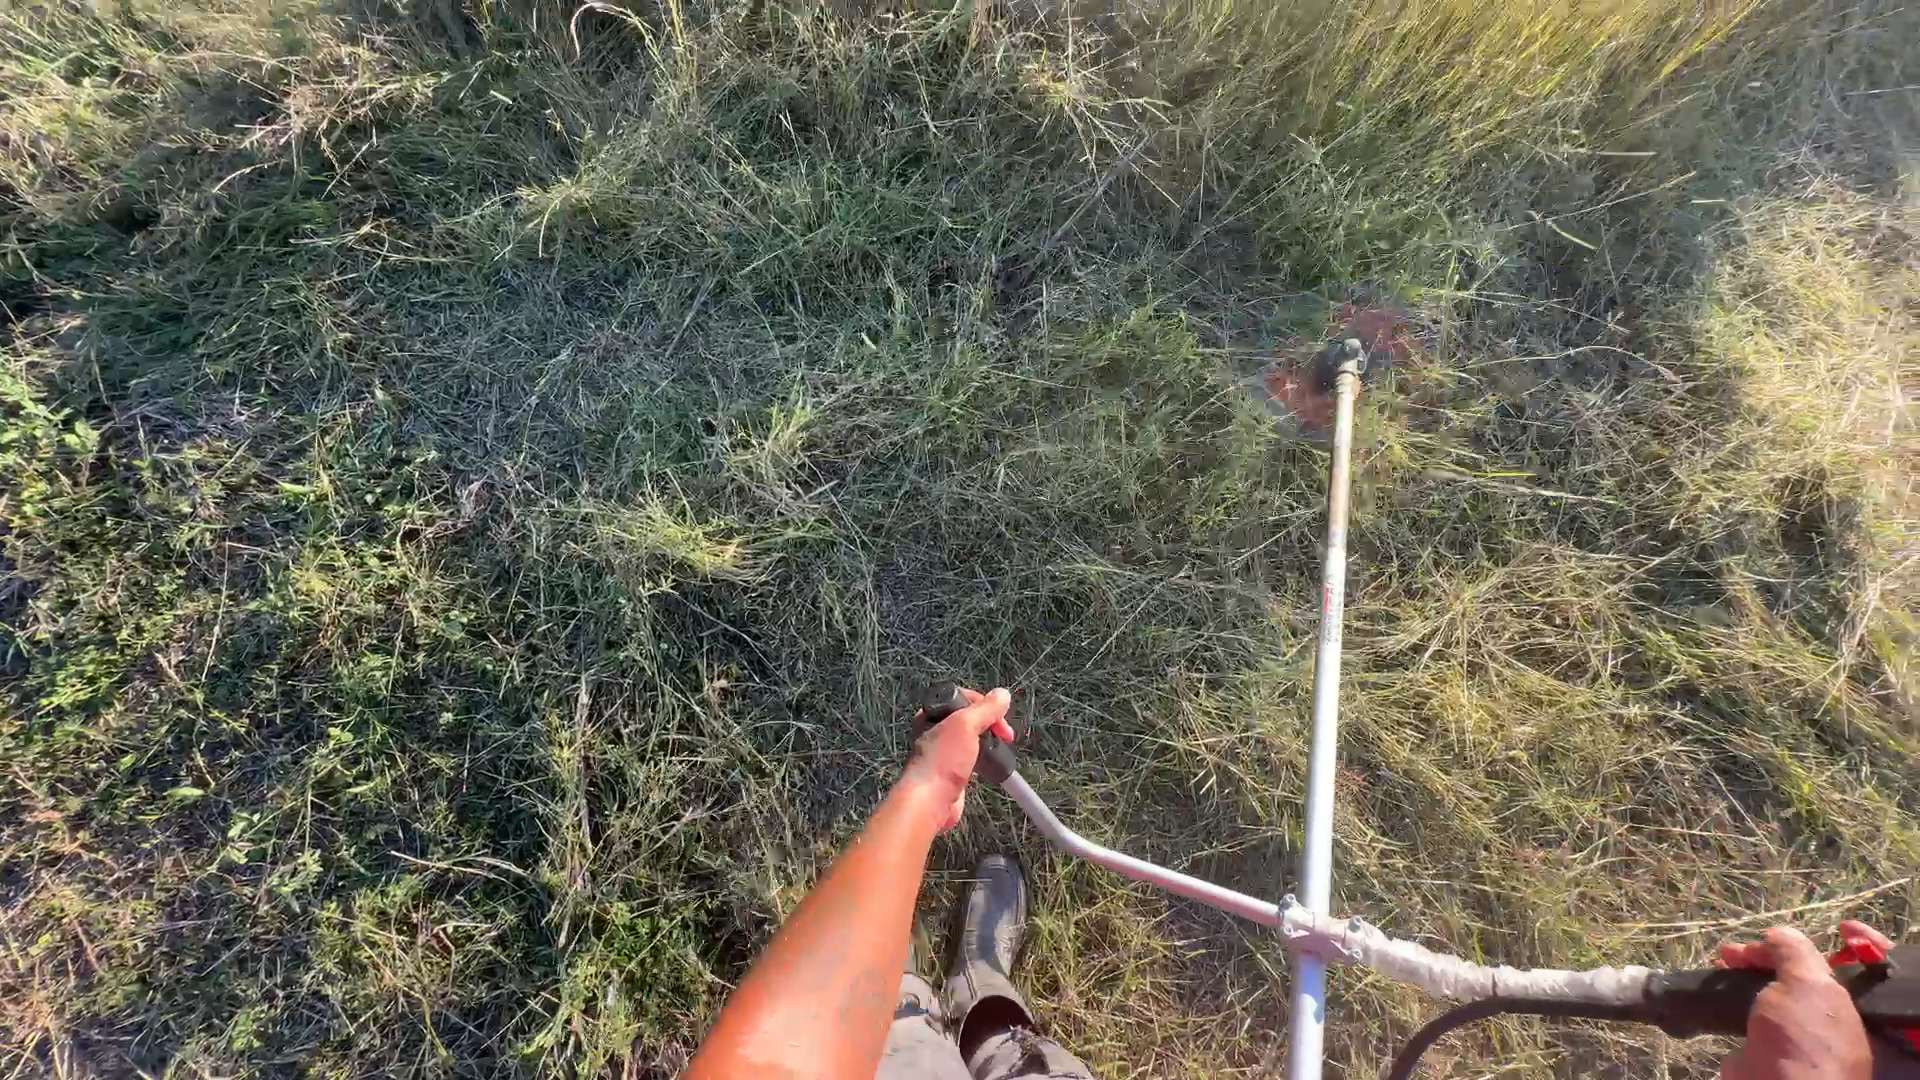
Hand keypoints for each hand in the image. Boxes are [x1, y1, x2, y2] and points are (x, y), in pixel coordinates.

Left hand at [897, 686, 1014, 832]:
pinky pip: (972, 758)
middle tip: (1005, 735)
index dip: (984, 703)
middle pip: (969, 718)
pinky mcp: (951, 771)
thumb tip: (1003, 694)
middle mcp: (935, 730)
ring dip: (987, 741)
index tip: (1000, 716)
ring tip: (1000, 749)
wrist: (931, 801)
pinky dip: (983, 758)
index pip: (963, 698)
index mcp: (932, 714)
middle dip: (990, 723)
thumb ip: (985, 709)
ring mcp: (944, 752)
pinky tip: (989, 764)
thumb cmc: (944, 758)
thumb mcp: (965, 725)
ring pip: (971, 738)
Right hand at [1717, 921, 1888, 1079]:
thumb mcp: (1809, 987)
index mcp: (1865, 1011)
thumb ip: (1798, 952)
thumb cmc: (1807, 1039)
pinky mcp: (1778, 1039)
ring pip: (1784, 985)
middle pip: (1818, 972)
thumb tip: (1781, 934)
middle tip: (1745, 950)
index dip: (1868, 946)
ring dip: (1753, 964)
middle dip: (1779, 951)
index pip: (1878, 973)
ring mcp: (1811, 1030)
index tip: (1844, 927)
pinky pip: (1764, 1002)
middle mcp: (1845, 1020)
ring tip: (1724, 960)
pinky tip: (1723, 980)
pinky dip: (1743, 986)